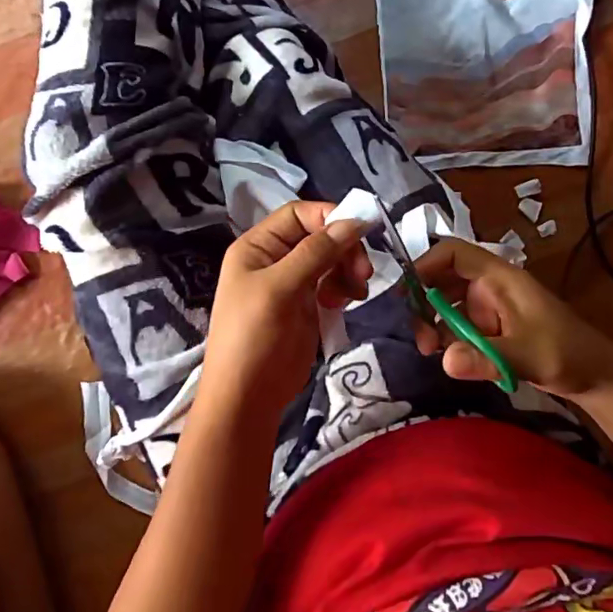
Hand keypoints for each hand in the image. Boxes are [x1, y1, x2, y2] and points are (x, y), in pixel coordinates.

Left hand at [198, 201, 371, 417]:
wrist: (247, 396)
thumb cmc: (254, 337)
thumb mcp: (281, 289)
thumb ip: (316, 253)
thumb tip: (353, 221)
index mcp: (257, 247)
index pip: (298, 215)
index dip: (329, 218)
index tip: (361, 233)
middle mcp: (274, 259)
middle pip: (319, 236)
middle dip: (344, 249)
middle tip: (364, 273)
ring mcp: (292, 283)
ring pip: (331, 260)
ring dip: (348, 269)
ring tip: (356, 292)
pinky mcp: (307, 306)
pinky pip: (332, 283)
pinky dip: (345, 288)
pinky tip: (348, 302)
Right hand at [412, 239, 612, 397]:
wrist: (595, 376)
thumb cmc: (566, 353)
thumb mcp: (526, 356)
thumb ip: (485, 358)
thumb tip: (444, 360)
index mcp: (499, 277)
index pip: (454, 253)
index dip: (426, 264)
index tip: (407, 293)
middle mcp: (489, 287)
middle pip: (443, 278)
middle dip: (424, 302)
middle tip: (418, 335)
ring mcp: (489, 309)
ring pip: (447, 304)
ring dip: (432, 322)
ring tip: (428, 350)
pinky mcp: (489, 330)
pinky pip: (457, 326)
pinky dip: (446, 338)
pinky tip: (445, 356)